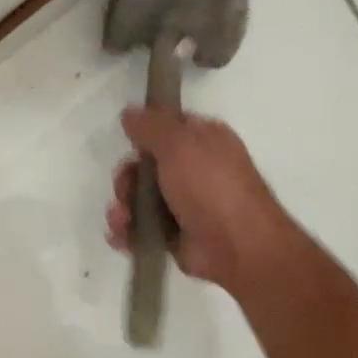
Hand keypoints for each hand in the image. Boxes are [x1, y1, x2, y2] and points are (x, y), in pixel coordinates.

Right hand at [105, 107, 296, 292]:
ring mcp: (183, 205)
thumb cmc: (211, 186)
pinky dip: (127, 232)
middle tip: (124, 188)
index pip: (166, 127)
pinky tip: (121, 236)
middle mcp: (194, 170)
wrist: (236, 245)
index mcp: (203, 140)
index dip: (144, 133)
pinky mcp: (173, 235)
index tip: (128, 141)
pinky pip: (141, 229)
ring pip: (140, 199)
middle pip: (146, 166)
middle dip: (127, 178)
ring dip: (123, 207)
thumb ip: (152, 125)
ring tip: (123, 219)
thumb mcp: (180, 144)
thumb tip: (129, 112)